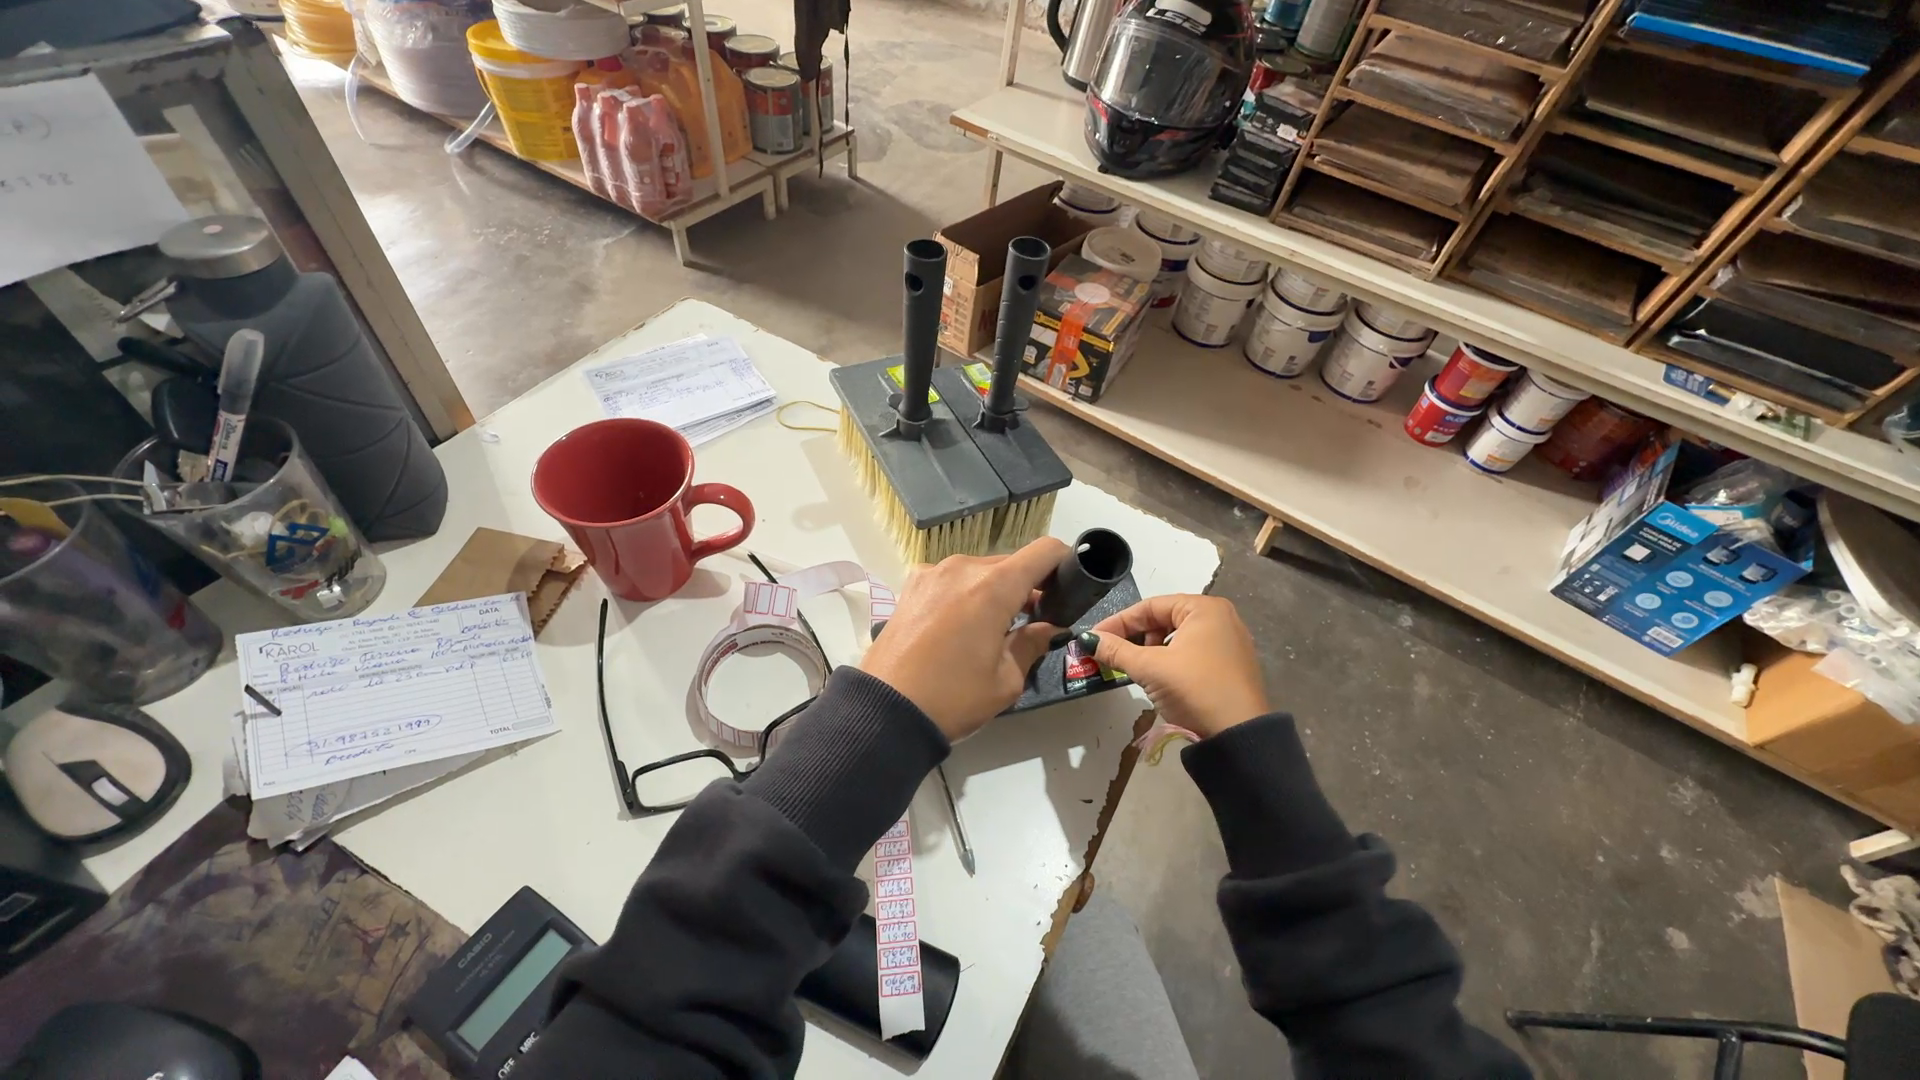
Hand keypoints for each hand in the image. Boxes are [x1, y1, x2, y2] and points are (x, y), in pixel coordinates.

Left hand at [860, 538, 1068, 740]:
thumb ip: (1033, 643)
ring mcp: (932, 573)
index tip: (1067, 590)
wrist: (884, 710)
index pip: (1044, 551)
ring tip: (991, 632)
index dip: (1064, 563)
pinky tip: (959, 629)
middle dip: (1027, 588)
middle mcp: (963, 567)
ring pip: (980, 572)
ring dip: (994, 593)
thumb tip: (1050, 627)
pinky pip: (952, 581)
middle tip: (1031, 625)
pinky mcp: (911, 586)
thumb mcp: (1006, 679)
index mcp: (994, 585)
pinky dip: (965, 596)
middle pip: (1011, 564)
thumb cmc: (953, 697)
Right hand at [1088, 594, 1268, 738]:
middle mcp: (1220, 618)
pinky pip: (1192, 652)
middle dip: (1135, 636)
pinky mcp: (1231, 665)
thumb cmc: (1194, 689)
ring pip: (1177, 637)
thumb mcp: (1150, 668)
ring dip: (1150, 649)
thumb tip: (1088, 639)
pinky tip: (1157, 677)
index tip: (1094, 638)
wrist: (1239, 736)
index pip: (1150, 606)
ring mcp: (1229, 642)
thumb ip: (1117, 651)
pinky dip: (1170, 659)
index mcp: (1204, 608)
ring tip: (1133, 667)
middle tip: (1111, 653)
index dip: (1118, 622)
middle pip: (1164, 619)